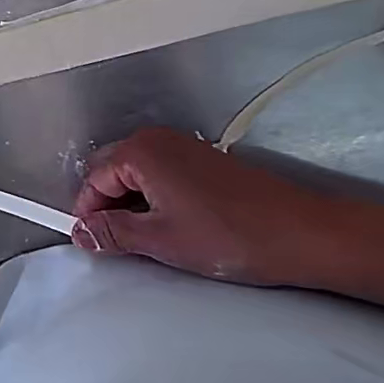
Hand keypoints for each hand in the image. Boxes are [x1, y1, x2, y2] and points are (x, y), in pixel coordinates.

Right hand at [72, 127, 383, 287]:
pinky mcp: (202, 159)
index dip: (87, 211)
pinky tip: (169, 225)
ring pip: (136, 172)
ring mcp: (183, 146)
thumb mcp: (160, 240)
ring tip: (144, 239)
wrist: (301, 233)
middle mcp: (158, 139)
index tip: (89, 241)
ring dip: (130, 202)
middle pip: (111, 169)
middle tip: (114, 243)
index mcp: (141, 152)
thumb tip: (82, 232)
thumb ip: (113, 233)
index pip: (93, 177)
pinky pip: (160, 172)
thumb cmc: (228, 235)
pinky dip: (153, 196)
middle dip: (106, 204)